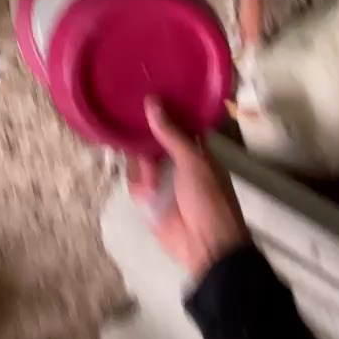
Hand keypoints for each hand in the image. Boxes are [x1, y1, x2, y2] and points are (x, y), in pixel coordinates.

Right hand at [126, 97, 248, 282]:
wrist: (206, 248)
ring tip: (153, 180)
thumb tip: (151, 100)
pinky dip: (138, 182)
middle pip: (149, 137)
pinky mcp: (146, 195)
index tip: (141, 90)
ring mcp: (159, 177)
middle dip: (141, 135)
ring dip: (143, 166)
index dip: (160, 109)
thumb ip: (171, 133)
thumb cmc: (209, 200)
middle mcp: (174, 159)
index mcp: (193, 149)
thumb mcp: (194, 163)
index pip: (173, 122)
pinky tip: (147, 189)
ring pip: (138, 156)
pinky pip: (133, 178)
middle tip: (128, 126)